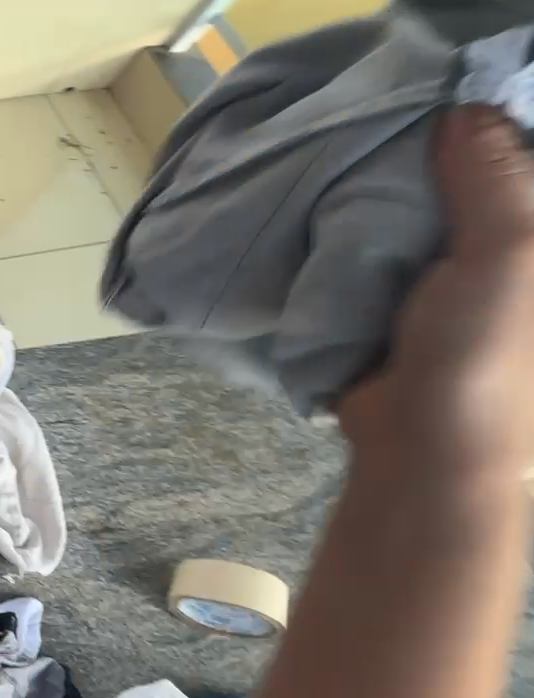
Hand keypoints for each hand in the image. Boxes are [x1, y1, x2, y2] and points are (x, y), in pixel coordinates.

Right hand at [342, 105, 533, 485]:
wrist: (423, 442)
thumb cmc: (489, 350)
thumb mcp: (506, 252)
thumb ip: (493, 179)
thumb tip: (462, 110)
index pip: (527, 155)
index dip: (506, 122)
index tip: (451, 99)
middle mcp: (514, 247)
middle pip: (486, 178)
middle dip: (443, 155)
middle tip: (391, 125)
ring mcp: (463, 275)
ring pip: (432, 213)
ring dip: (394, 196)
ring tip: (354, 165)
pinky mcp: (411, 302)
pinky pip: (391, 253)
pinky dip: (367, 237)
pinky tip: (339, 218)